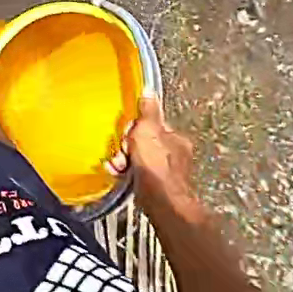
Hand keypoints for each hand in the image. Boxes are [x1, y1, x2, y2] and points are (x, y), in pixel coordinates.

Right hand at [110, 97, 204, 219]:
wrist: (161, 201)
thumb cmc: (156, 165)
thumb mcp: (148, 131)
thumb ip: (147, 111)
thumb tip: (149, 90)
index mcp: (175, 139)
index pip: (149, 125)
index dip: (134, 128)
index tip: (127, 134)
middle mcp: (173, 153)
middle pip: (141, 141)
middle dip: (126, 146)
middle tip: (122, 152)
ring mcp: (165, 170)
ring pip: (136, 157)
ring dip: (122, 159)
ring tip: (117, 165)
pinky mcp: (155, 185)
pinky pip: (135, 172)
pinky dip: (125, 172)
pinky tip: (118, 173)